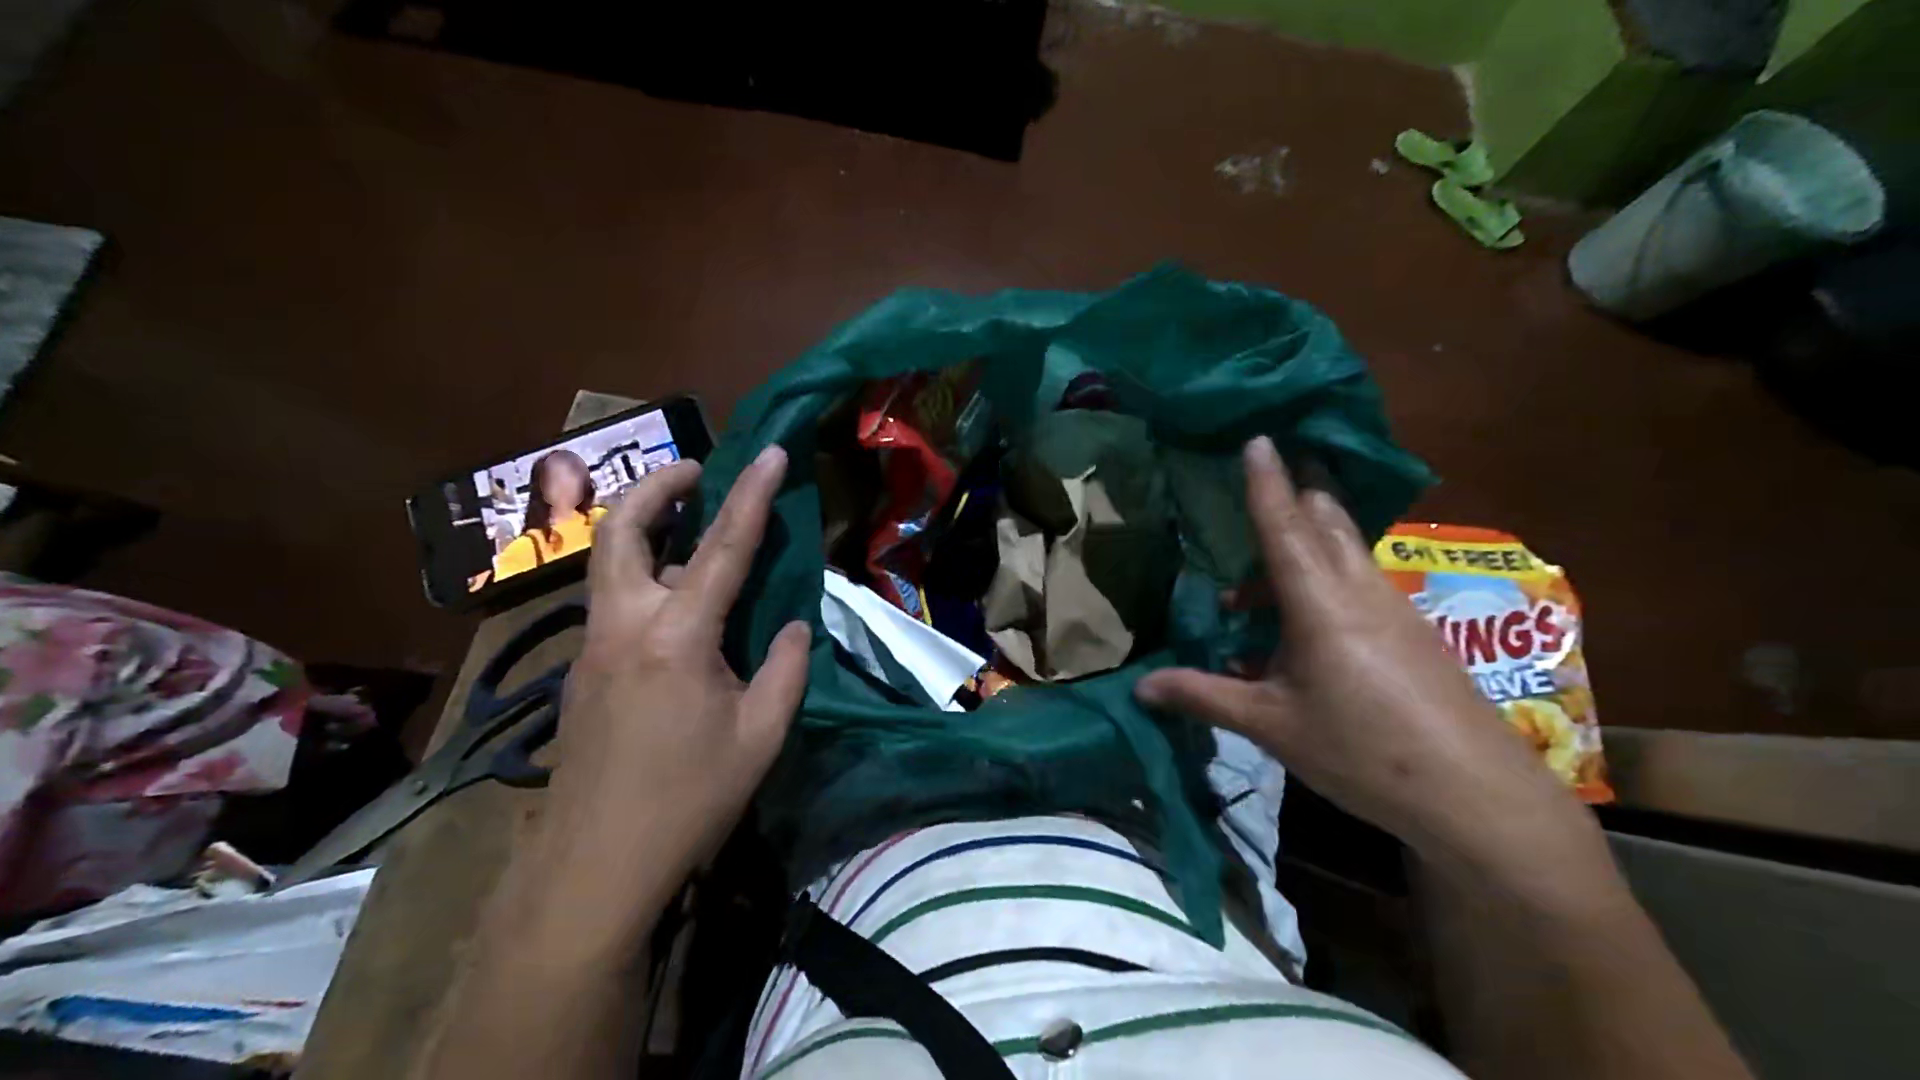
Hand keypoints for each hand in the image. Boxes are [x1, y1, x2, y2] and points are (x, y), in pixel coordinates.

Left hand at [539, 447, 809, 913]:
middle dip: (659, 488)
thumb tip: (793, 625)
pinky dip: (646, 576)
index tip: (772, 452)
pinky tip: (681, 607)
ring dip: (647, 528)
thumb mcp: (762, 735)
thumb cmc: (689, 798)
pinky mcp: (584, 671)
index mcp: (677, 637)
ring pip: (611, 563)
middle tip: (698, 471)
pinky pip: (616, 602)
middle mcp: (626, 626)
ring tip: (692, 527)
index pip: (723, 547)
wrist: (598, 863)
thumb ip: (786, 668)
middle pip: (623, 532)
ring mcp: (594, 647)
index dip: (752, 494)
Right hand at [1136, 437, 1590, 879]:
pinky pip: (1358, 586)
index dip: (1267, 482)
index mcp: (1319, 604)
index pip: (1285, 526)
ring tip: (1252, 588)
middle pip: (1325, 522)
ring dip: (1301, 549)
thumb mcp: (1271, 725)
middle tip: (1264, 481)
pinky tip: (1297, 635)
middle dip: (1295, 496)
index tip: (1259, 438)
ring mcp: (1393, 610)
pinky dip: (1322, 585)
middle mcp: (1359, 592)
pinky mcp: (1412, 634)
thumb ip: (1203, 696)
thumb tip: (1140, 687)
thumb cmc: (1362, 752)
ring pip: (1343, 552)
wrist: (1477, 796)